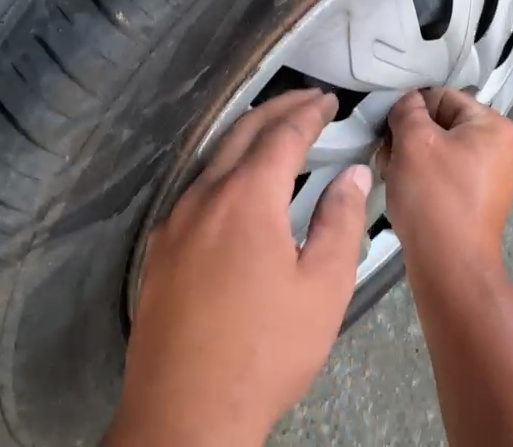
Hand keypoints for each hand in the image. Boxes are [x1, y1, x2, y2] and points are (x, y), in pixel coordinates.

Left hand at [106, 90, 371, 445]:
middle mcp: (205, 197)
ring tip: (279, 131)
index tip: (329, 99)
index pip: (283, 134)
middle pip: (244, 131)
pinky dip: (226, 166)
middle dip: (280, 108)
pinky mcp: (160, 250)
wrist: (184, 417)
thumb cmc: (264, 351)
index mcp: (248, 197)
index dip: (310, 111)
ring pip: (215, 157)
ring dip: (250, 134)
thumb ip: (341, 220)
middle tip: (309, 99)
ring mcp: (175, 222)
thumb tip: (352, 173)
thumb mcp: (323, 288)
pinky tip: (239, 186)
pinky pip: (197, 187)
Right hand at [380, 88, 512, 275]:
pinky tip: (406, 195)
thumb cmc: (435, 197)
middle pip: (442, 124)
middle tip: (388, 159)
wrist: (451, 268)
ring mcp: (491, 176)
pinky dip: (423, 180)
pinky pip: (446, 176)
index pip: (442, 97)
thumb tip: (409, 102)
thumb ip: (408, 110)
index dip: (410, 110)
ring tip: (394, 178)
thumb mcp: (414, 142)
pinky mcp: (478, 201)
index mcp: (493, 125)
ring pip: (439, 152)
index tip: (388, 132)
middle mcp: (500, 147)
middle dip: (409, 138)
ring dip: (412, 160)